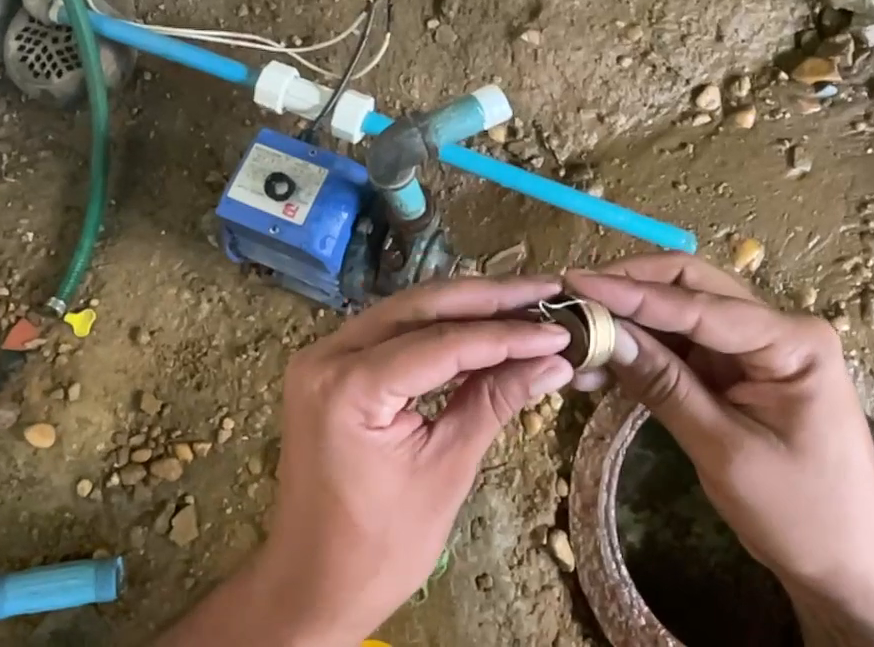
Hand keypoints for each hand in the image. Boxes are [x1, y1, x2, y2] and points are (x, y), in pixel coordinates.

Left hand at [155, 277, 574, 646]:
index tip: (560, 329)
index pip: (442, 343)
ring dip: (466, 306)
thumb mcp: (445, 470)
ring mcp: (323, 355)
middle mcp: (328, 354)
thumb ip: (493, 402)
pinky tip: (480, 326)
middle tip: (546, 291)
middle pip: (421, 307)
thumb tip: (555, 361)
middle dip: (488, 298)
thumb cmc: (379, 546)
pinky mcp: (330, 365)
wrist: (313, 582)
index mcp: (349, 386)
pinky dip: (438, 328)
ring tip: (524, 302)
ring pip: (406, 311)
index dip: (507, 334)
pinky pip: (392, 332)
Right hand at [566, 255, 873, 646]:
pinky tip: (600, 363)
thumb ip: (665, 386)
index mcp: (792, 340)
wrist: (847, 571)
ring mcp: (754, 348)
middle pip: (690, 287)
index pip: (699, 303)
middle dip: (629, 289)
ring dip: (629, 320)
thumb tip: (606, 334)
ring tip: (576, 332)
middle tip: (572, 295)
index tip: (576, 283)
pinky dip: (641, 351)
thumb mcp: (726, 451)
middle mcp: (775, 329)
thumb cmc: (802, 514)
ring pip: (678, 312)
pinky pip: (680, 346)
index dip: (632, 292)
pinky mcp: (735, 370)